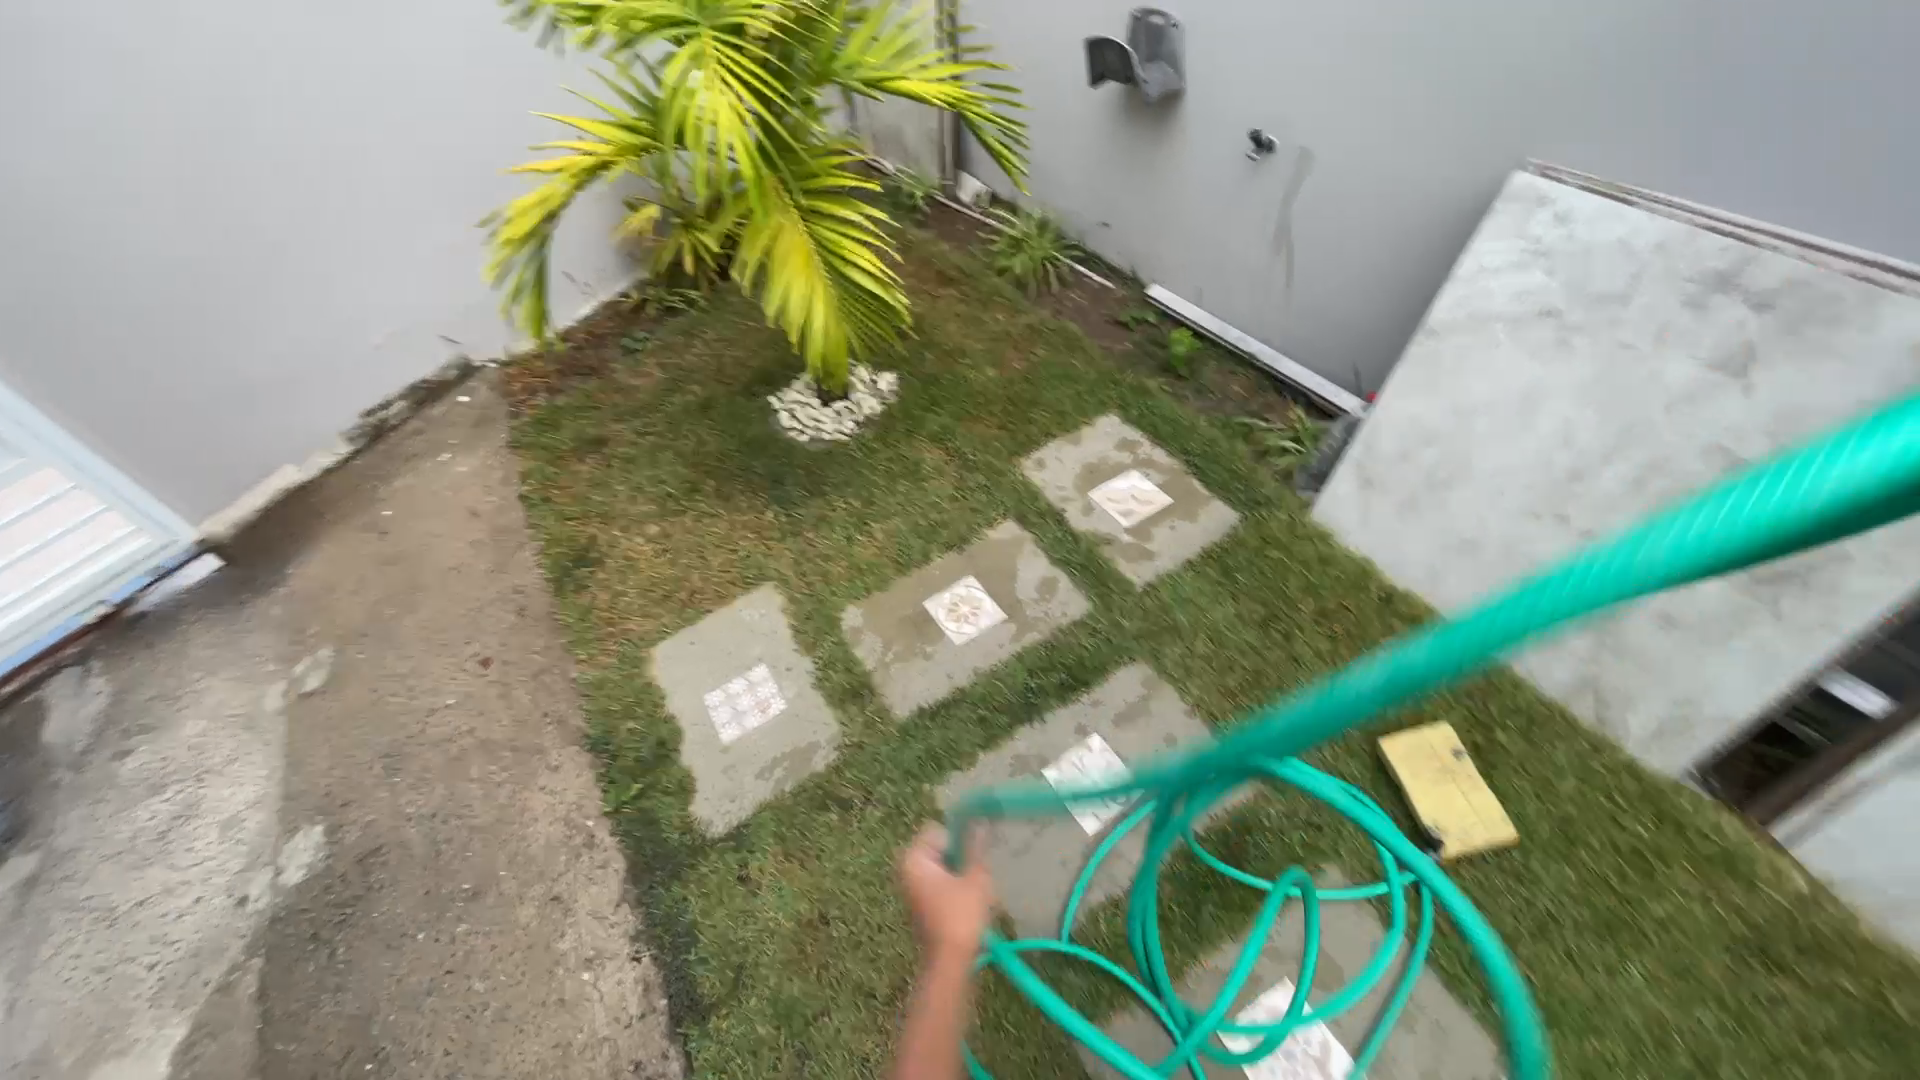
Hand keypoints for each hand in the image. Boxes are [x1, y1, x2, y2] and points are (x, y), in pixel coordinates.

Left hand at [898, 825, 994, 963]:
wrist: (950, 963)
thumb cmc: (961, 916)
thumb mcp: (974, 876)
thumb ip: (976, 846)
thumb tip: (980, 821)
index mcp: (912, 858)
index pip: (938, 831)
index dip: (958, 841)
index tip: (972, 859)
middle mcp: (906, 870)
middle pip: (940, 849)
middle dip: (961, 858)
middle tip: (977, 875)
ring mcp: (911, 889)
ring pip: (943, 867)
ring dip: (961, 874)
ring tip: (976, 892)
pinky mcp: (921, 905)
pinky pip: (941, 885)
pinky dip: (955, 889)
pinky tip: (970, 904)